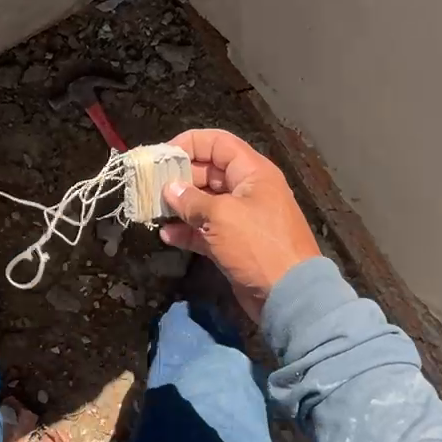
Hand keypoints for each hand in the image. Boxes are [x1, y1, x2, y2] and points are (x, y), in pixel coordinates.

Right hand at [161, 129, 321, 320]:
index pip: (218, 143)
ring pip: (203, 201)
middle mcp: (246, 190)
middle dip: (178, 177)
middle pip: (207, 171)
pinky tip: (166, 235)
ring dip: (178, 205)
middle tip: (151, 185)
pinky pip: (204, 229)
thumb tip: (170, 189)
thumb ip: (191, 200)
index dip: (189, 143)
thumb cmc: (257, 245)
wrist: (290, 297)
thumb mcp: (221, 216)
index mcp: (252, 173)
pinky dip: (186, 230)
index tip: (162, 156)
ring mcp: (240, 218)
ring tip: (154, 210)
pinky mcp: (233, 243)